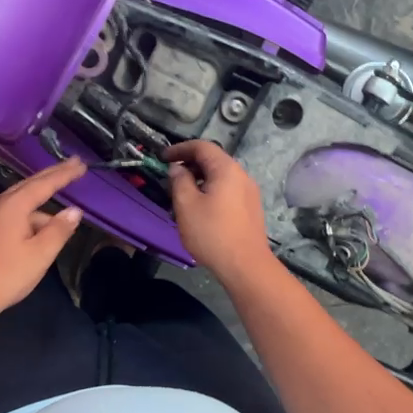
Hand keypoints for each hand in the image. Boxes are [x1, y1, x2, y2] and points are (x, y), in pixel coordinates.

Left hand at [0, 158, 86, 316]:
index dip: (64, 173)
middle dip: (52, 176)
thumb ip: (59, 230)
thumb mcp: (40, 254)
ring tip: (58, 218)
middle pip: (28, 185)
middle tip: (73, 167)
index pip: (44, 183)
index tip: (82, 163)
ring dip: (39, 203)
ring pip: (18, 203)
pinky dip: (26, 214)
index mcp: (13, 206)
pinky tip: (33, 230)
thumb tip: (74, 211)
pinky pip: (9, 214)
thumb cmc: (6, 275)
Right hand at [164, 140, 275, 284]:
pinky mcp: (251, 208)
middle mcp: (241, 175)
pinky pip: (228, 190)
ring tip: (182, 194)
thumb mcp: (186, 205)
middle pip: (213, 160)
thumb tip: (177, 169)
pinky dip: (211, 190)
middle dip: (190, 164)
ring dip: (200, 179)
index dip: (180, 149)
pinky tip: (201, 208)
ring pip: (220, 176)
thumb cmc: (212, 233)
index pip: (202, 147)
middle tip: (170, 177)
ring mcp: (249, 192)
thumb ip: (179, 181)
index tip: (162, 158)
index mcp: (226, 169)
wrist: (245, 266)